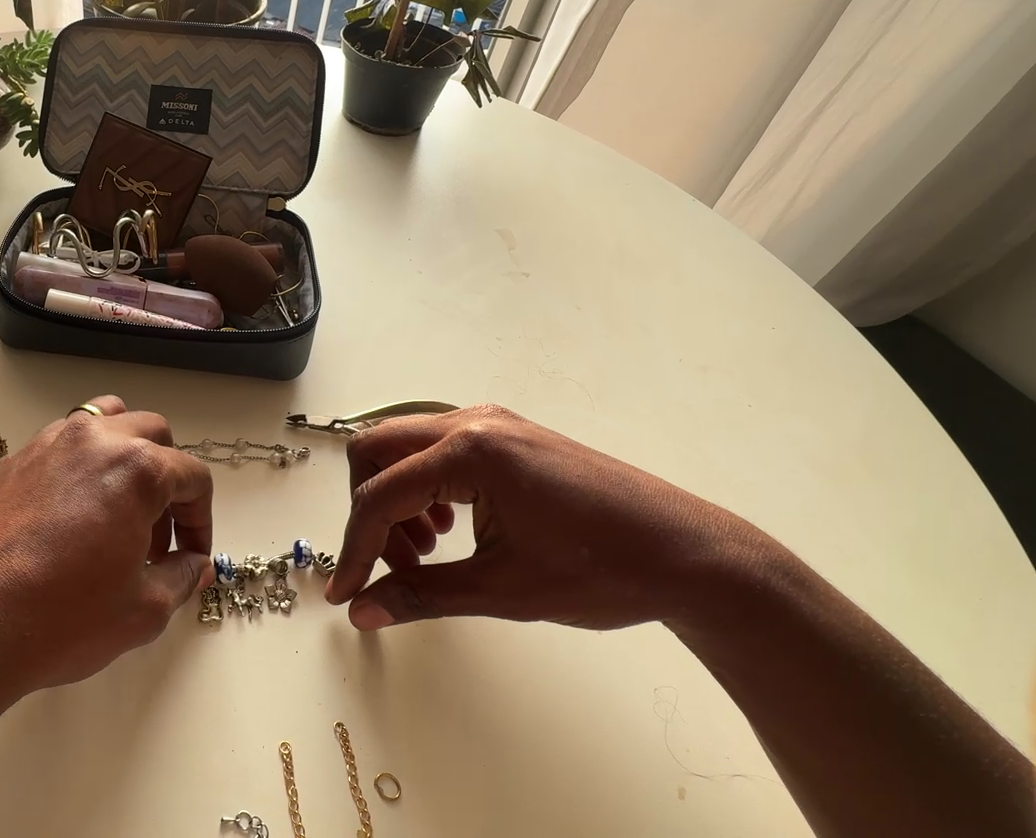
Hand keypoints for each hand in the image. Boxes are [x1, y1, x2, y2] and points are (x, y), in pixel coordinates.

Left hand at [0, 395, 213, 704]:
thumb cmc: (65, 620)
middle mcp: (93, 440)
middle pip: (152, 436)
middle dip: (167, 482)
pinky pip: (61, 444)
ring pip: (104, 423)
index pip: (193, 476)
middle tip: (157, 537)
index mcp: (136, 468)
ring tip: (117, 511)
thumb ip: (181, 576)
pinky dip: (81, 467)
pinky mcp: (12, 460)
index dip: (202, 520)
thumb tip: (196, 564)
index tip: (192, 556)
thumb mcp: (143, 609)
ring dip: (125, 457)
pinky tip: (70, 518)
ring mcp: (47, 443)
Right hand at [326, 404, 765, 631]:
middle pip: (375, 449)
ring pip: (404, 446)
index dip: (354, 549)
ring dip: (396, 496)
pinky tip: (454, 526)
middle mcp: (472, 421)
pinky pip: (437, 447)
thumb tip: (361, 614)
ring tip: (427, 550)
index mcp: (469, 451)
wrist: (691, 554)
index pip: (380, 496)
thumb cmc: (602, 571)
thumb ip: (422, 595)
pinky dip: (425, 485)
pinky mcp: (508, 434)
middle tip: (390, 562)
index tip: (344, 594)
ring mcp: (492, 422)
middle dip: (367, 509)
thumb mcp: (503, 590)